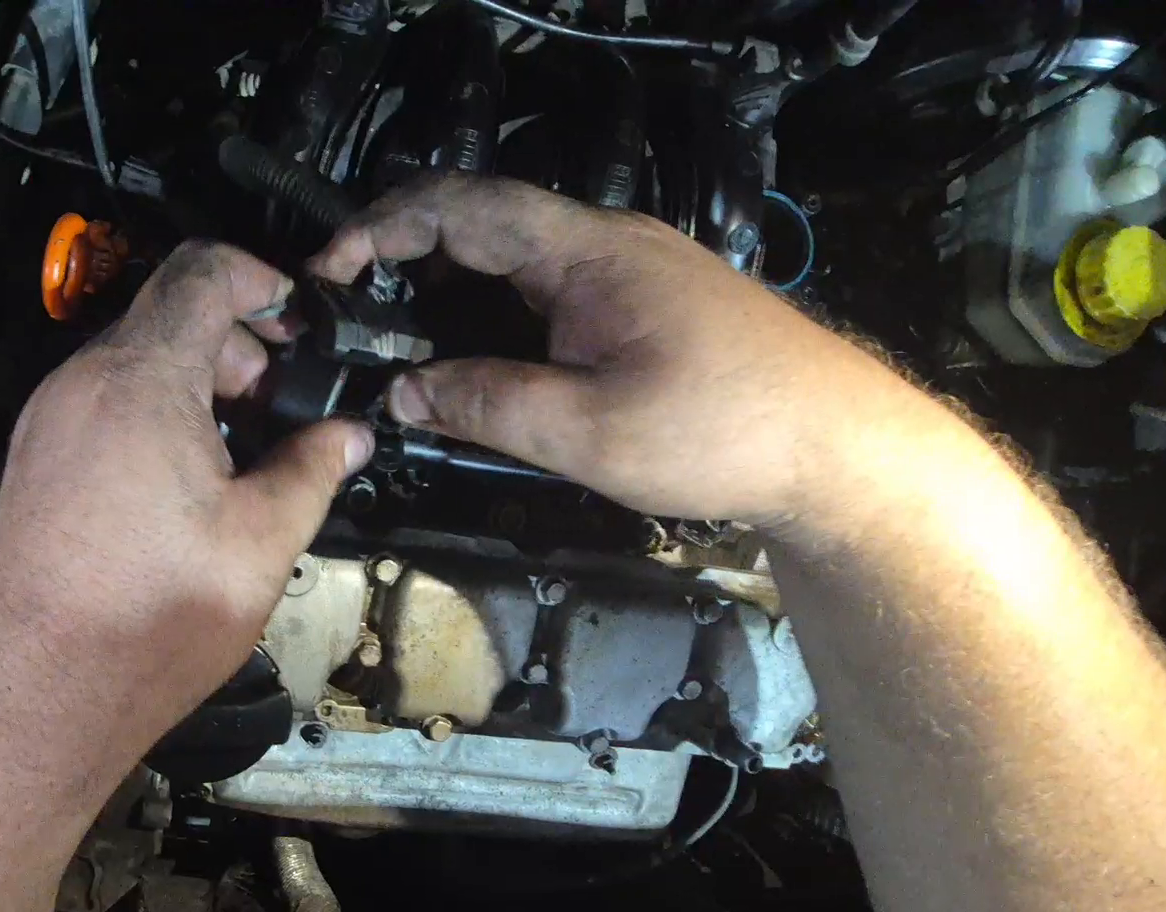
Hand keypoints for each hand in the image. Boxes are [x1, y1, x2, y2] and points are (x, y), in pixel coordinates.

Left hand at [0, 241, 372, 754]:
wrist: (33, 699)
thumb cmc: (146, 624)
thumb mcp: (260, 543)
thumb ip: (312, 470)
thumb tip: (348, 436)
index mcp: (140, 382)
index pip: (203, 273)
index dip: (262, 277)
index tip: (297, 317)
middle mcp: (79, 386)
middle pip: (168, 316)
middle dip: (236, 345)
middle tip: (279, 404)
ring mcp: (48, 424)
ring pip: (135, 363)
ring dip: (196, 384)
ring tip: (239, 452)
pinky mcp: (35, 464)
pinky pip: (104, 406)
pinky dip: (155, 415)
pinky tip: (186, 482)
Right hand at [310, 174, 931, 531]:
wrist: (838, 450)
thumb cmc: (721, 434)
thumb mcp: (588, 433)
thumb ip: (485, 404)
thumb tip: (399, 393)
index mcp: (587, 254)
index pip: (463, 207)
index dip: (383, 228)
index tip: (327, 270)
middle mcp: (601, 243)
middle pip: (479, 216)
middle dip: (399, 245)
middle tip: (343, 296)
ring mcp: (619, 270)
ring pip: (505, 250)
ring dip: (436, 274)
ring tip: (383, 321)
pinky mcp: (628, 302)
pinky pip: (533, 283)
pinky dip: (477, 301)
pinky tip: (458, 344)